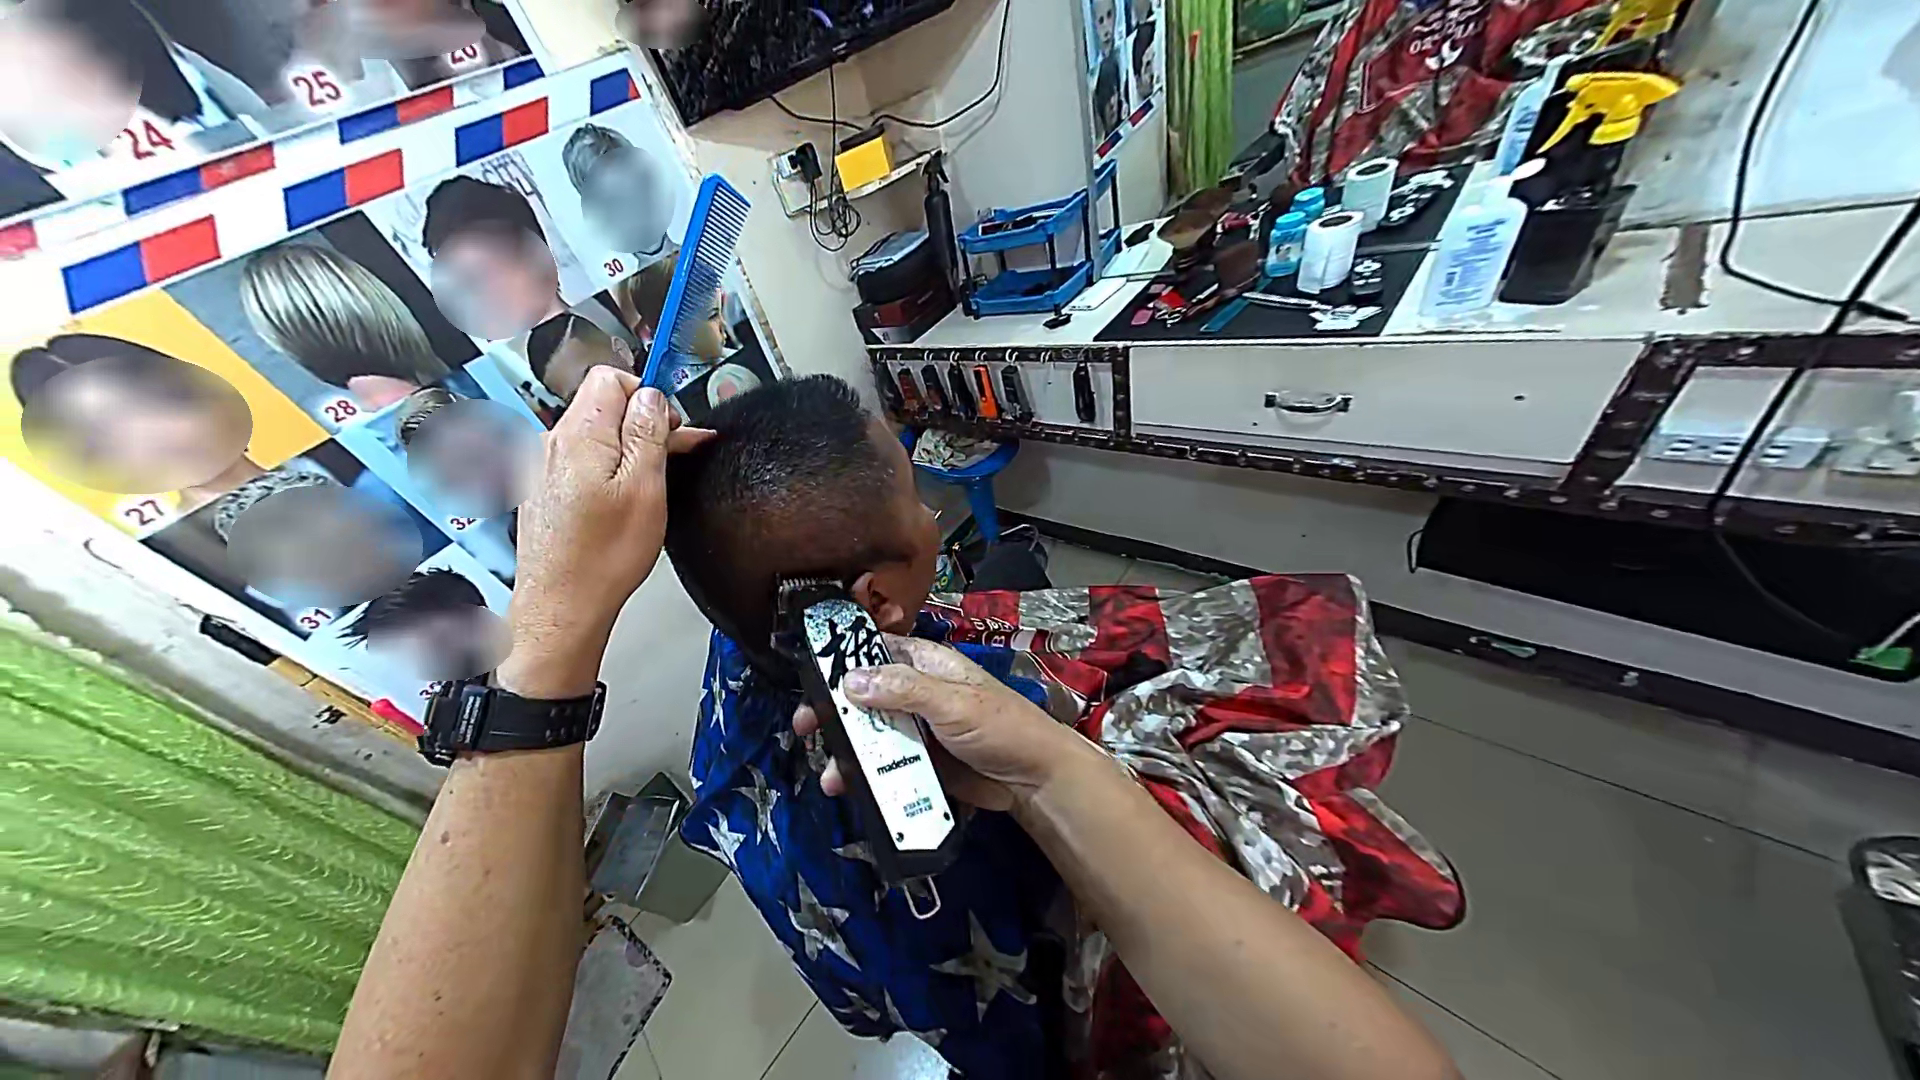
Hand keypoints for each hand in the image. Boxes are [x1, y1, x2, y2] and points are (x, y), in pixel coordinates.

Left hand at [501, 368, 711, 696]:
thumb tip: (652, 396)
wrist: (563, 603)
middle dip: (645, 421)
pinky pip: (583, 459)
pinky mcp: (543, 488)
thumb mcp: (645, 486)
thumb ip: (648, 432)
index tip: (672, 426)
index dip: (649, 394)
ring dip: (631, 445)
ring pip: (596, 434)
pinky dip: (611, 466)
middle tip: (679, 451)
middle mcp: (552, 441)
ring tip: (659, 476)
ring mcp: (542, 465)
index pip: (611, 377)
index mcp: (579, 433)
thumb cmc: (606, 552)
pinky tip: (630, 493)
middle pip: (604, 405)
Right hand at [794, 635, 1097, 811]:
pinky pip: (885, 763)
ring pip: (871, 733)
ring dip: (847, 749)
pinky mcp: (921, 762)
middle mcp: (917, 693)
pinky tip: (849, 787)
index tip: (812, 677)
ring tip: (831, 774)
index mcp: (927, 665)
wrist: (1033, 780)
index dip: (845, 660)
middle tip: (805, 727)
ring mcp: (918, 729)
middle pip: (866, 696)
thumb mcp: (952, 702)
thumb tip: (850, 679)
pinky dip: (865, 773)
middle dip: (835, 711)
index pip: (878, 652)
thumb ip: (904, 690)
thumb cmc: (999, 726)